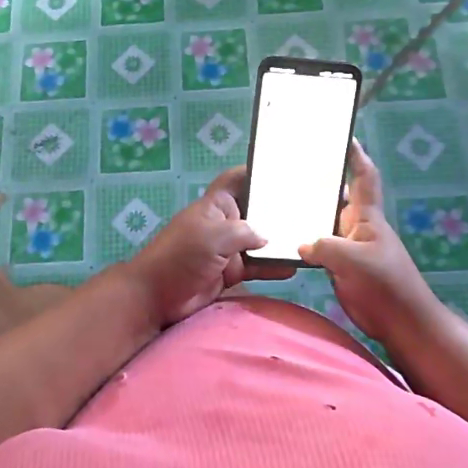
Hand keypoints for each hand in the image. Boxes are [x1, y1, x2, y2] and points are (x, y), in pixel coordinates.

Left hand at [130, 167, 297, 324]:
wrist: (156, 297)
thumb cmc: (180, 257)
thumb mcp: (212, 236)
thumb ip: (244, 232)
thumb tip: (267, 238)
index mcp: (215, 206)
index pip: (236, 180)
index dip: (255, 173)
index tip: (284, 170)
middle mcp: (224, 224)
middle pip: (255, 211)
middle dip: (278, 210)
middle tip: (311, 209)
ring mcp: (227, 250)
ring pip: (259, 241)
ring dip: (279, 242)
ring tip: (309, 239)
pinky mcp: (229, 273)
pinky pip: (256, 267)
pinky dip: (273, 268)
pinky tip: (294, 267)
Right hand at [297, 139, 437, 342]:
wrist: (400, 322)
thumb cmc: (386, 284)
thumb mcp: (354, 260)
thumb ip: (325, 247)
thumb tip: (302, 244)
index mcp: (367, 218)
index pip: (364, 178)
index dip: (356, 157)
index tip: (344, 136)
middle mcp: (356, 228)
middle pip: (336, 198)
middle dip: (319, 184)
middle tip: (290, 171)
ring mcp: (347, 248)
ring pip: (323, 223)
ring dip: (306, 214)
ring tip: (278, 201)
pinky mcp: (339, 267)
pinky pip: (317, 247)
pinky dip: (303, 241)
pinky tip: (283, 239)